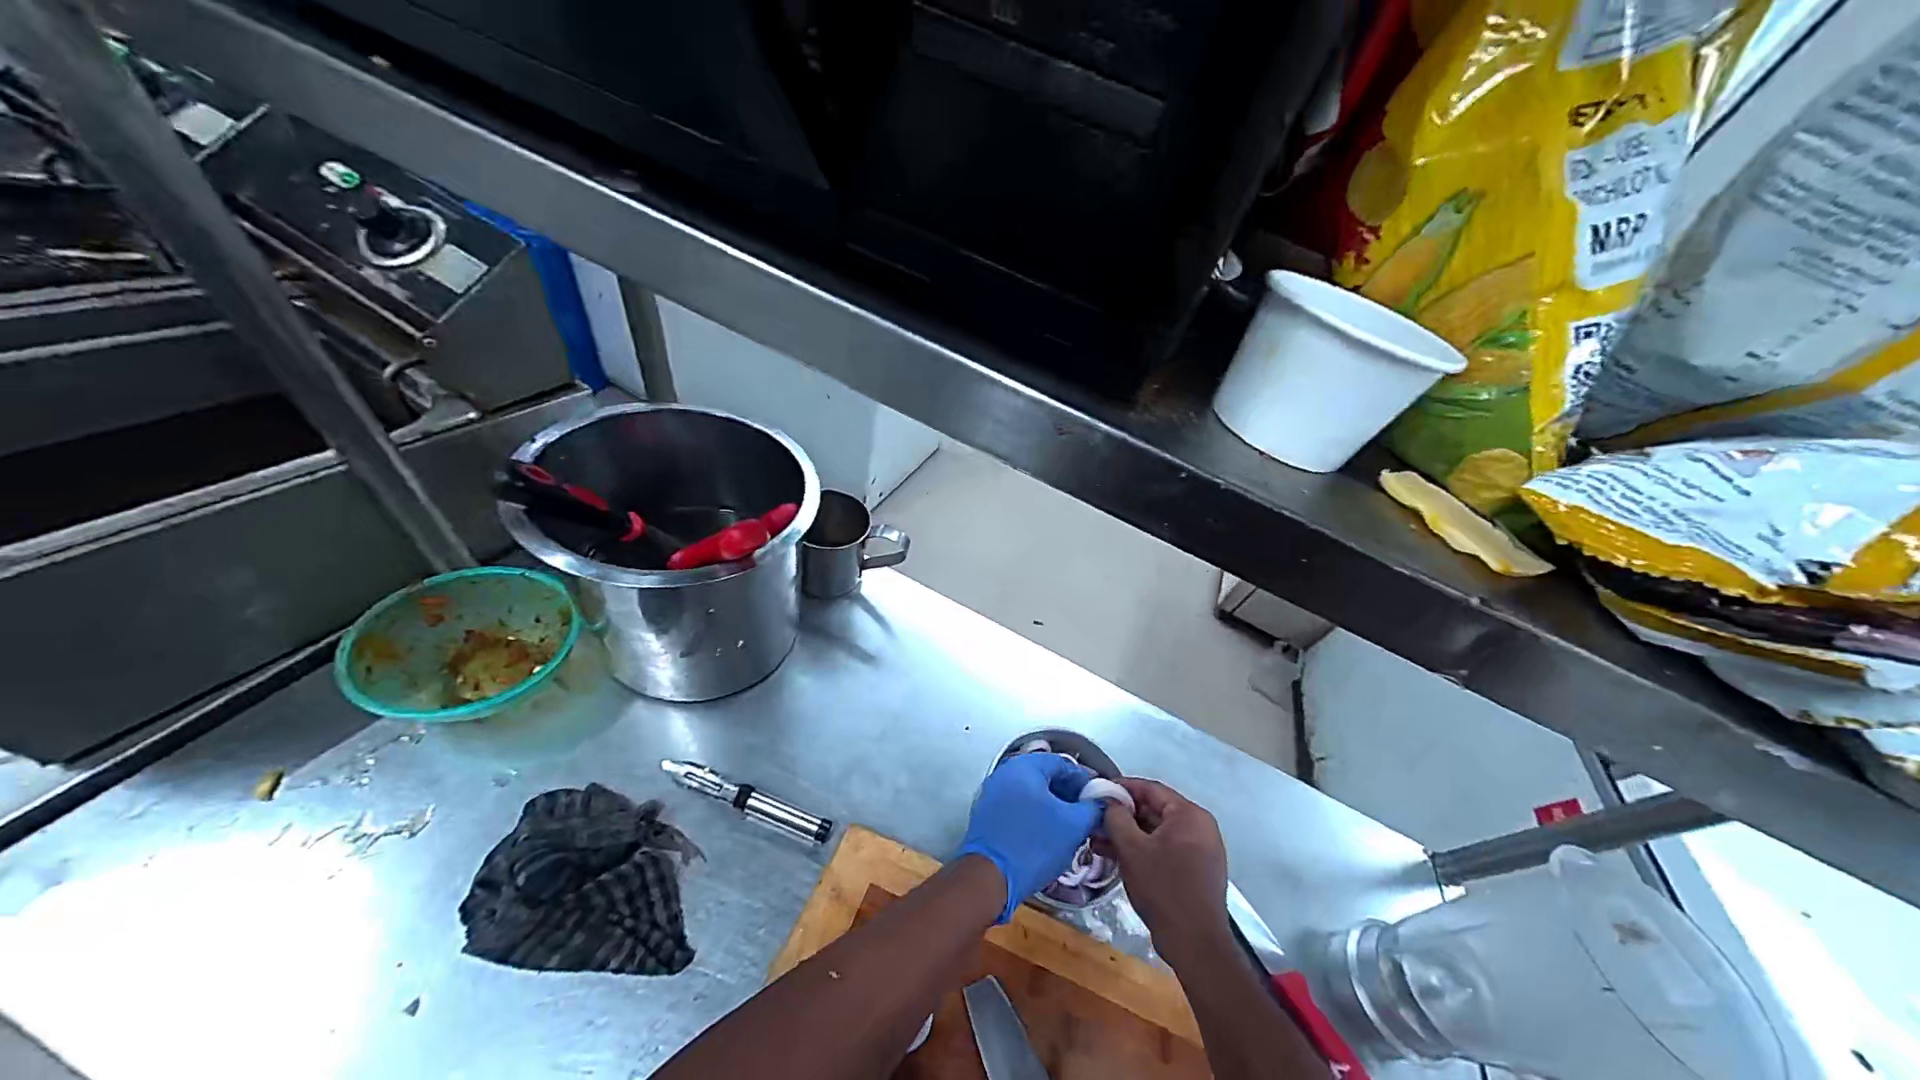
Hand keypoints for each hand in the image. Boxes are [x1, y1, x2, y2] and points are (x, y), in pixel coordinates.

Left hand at [956, 753, 1100, 923]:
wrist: (990, 877)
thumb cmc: (1033, 845)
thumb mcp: (1072, 826)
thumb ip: (1091, 809)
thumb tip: (1099, 803)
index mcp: (1024, 767)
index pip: (1062, 763)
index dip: (1084, 780)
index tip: (1097, 798)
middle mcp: (1005, 774)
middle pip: (1045, 775)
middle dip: (1069, 794)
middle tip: (1085, 813)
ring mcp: (992, 793)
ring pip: (1031, 793)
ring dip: (1053, 806)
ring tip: (1069, 827)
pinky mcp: (987, 815)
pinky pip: (1018, 806)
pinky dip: (1035, 815)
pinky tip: (1047, 835)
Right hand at [1097, 778, 1231, 968]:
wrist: (1195, 943)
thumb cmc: (1163, 888)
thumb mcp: (1132, 849)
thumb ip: (1117, 818)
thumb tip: (1110, 802)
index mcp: (1189, 815)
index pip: (1151, 789)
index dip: (1122, 788)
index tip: (1097, 791)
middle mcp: (1199, 827)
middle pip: (1154, 810)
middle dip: (1122, 815)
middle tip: (1094, 819)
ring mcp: (1200, 850)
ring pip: (1157, 832)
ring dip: (1128, 835)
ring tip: (1097, 840)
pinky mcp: (1195, 870)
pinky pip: (1164, 849)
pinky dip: (1142, 850)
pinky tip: (1116, 857)